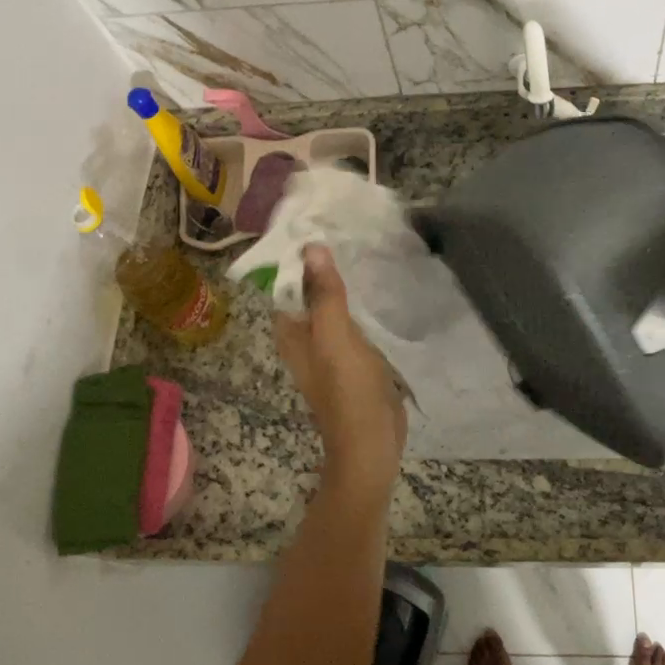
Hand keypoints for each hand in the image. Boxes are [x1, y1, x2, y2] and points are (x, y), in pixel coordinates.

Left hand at [273, 245, 406, 488]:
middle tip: (349, 229)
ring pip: (332, 307)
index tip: (319, 221)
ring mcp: (329, 350)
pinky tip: (378, 290)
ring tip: (365, 249)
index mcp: (290, 332)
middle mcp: (304, 338)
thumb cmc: (347, 390)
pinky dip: (359, 306)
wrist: (371, 442)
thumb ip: (324, 294)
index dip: (299, 254)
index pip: (286, 282)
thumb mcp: (335, 337)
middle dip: (324, 265)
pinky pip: (352, 323)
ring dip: (343, 284)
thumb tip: (311, 246)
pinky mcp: (353, 360)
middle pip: (309, 292)